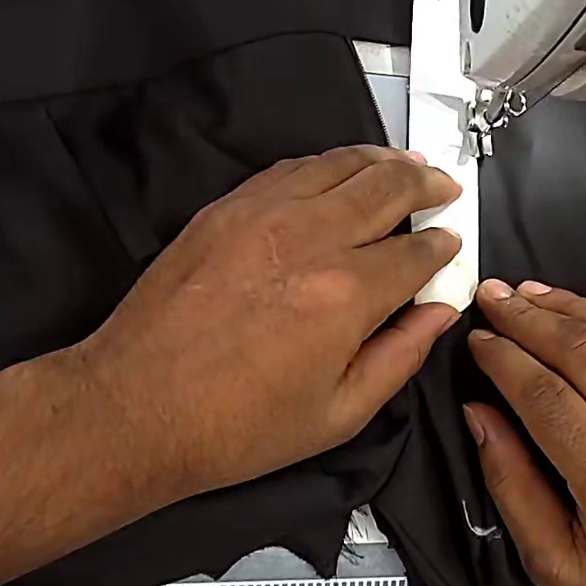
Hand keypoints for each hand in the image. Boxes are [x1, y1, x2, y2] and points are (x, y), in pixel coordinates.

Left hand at [71, 145, 462, 498]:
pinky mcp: (223, 209)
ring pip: (338, 165)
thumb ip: (400, 355)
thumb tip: (438, 312)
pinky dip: (324, 163)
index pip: (415, 251)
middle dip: (426, 184)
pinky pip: (288, 169)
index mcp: (345, 294)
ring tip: (404, 164)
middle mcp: (309, 238)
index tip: (449, 243)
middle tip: (443, 186)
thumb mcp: (338, 414)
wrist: (135, 407)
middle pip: (386, 187)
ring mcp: (261, 214)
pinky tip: (337, 170)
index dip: (440, 246)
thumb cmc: (236, 425)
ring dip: (381, 160)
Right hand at [463, 279, 585, 585]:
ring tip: (526, 291)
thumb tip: (478, 411)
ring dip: (571, 305)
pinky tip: (578, 308)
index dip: (504, 359)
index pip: (548, 397)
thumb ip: (510, 481)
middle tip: (489, 295)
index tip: (475, 338)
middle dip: (529, 318)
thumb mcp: (552, 564)